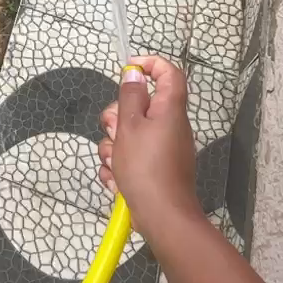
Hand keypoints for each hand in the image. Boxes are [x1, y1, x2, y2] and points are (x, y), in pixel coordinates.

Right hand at [98, 55, 199, 235]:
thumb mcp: (130, 125)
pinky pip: (130, 158)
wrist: (162, 218)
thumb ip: (131, 96)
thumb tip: (135, 72)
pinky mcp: (154, 170)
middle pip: (139, 106)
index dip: (150, 64)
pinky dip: (119, 166)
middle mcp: (169, 127)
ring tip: (113, 162)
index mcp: (169, 110)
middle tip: (113, 129)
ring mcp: (162, 150)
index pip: (169, 73)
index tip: (127, 68)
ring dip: (113, 146)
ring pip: (129, 134)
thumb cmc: (146, 166)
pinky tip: (115, 180)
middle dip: (117, 116)